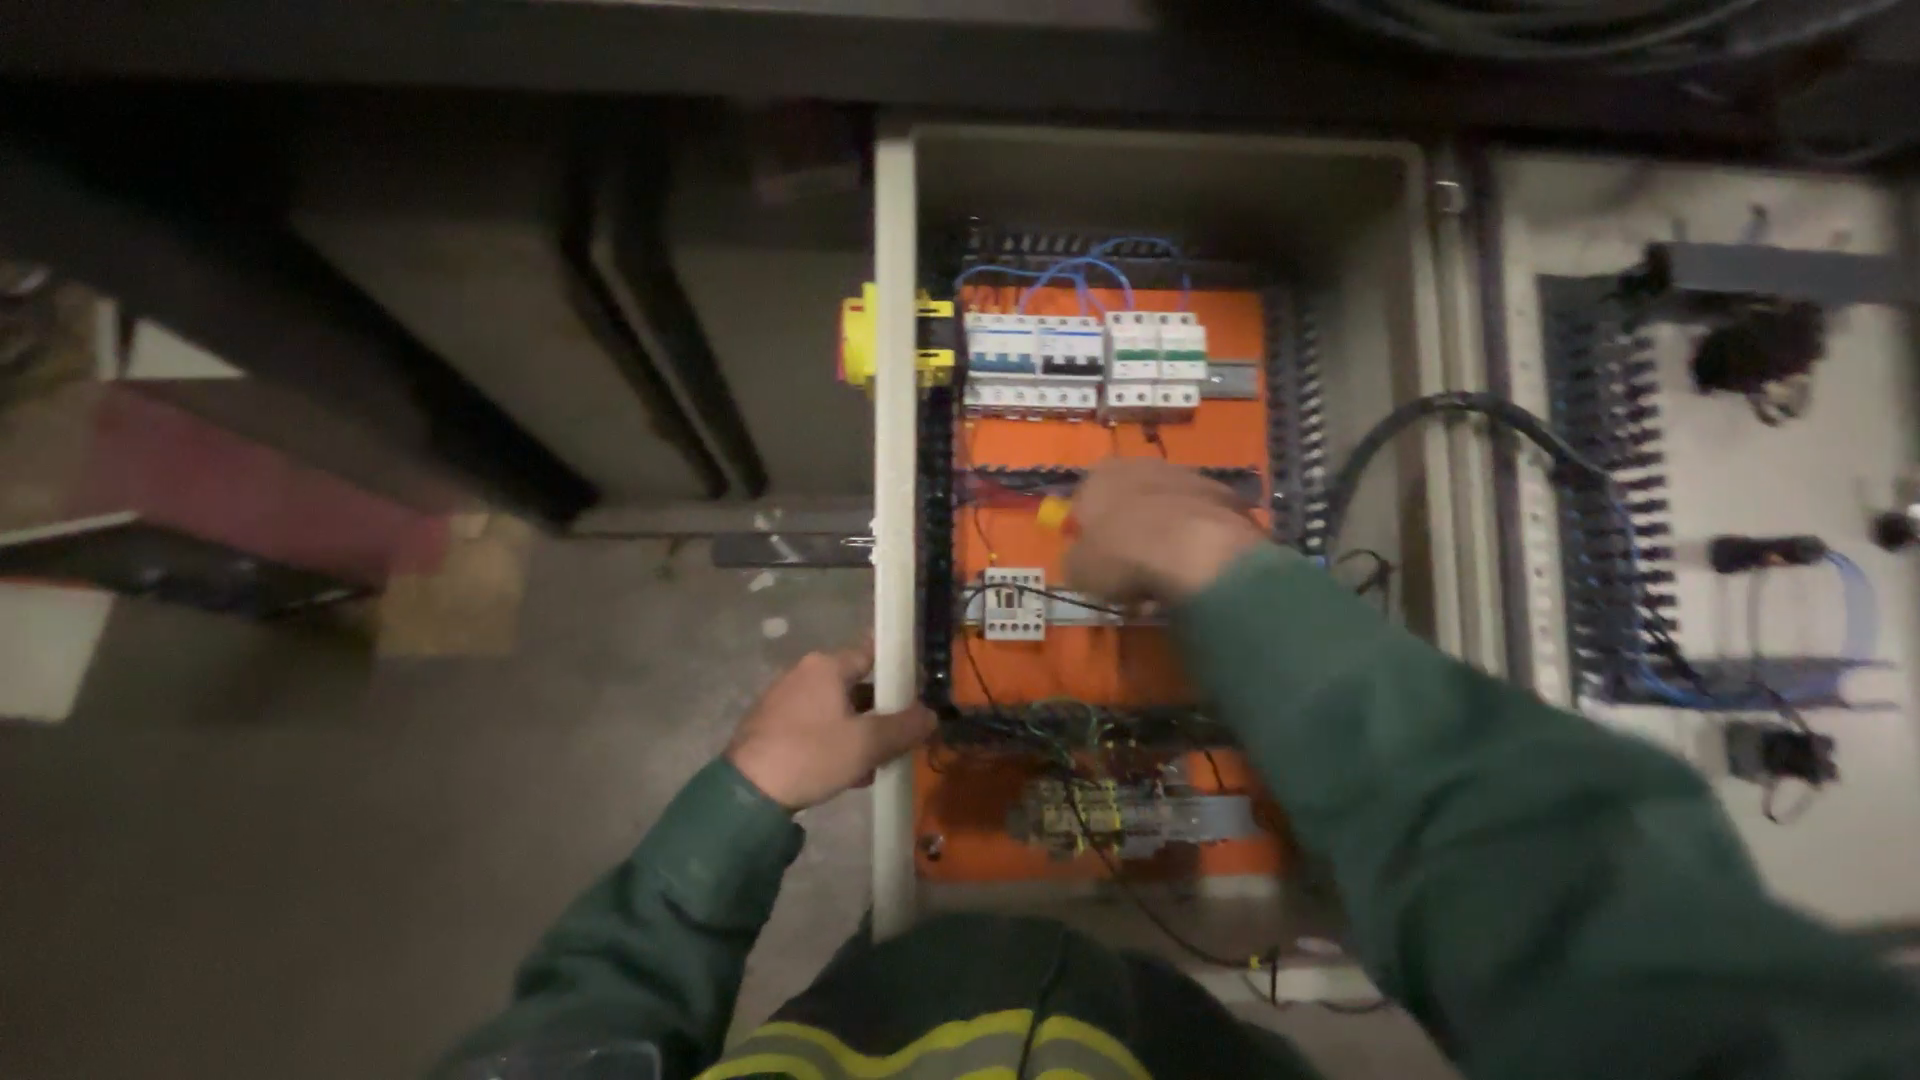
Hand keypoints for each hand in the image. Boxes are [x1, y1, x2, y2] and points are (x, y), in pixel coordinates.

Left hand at [726, 639, 935, 810]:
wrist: (747, 793)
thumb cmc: (812, 755)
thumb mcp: (867, 744)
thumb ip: (905, 727)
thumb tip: (931, 715)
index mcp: (825, 666)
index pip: (871, 652)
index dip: (898, 668)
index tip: (919, 687)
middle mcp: (803, 674)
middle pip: (855, 685)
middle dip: (880, 712)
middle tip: (901, 737)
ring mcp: (783, 700)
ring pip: (836, 710)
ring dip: (859, 732)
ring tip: (876, 764)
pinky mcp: (771, 726)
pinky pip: (815, 726)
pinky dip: (834, 742)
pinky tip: (846, 772)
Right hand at [1065, 457, 1266, 603]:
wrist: (1195, 549)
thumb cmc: (1122, 554)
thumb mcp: (1078, 570)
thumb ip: (1076, 560)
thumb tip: (1083, 562)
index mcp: (1100, 474)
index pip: (1084, 501)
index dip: (1088, 534)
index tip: (1095, 562)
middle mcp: (1143, 464)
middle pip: (1129, 501)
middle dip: (1129, 532)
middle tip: (1130, 571)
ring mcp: (1189, 476)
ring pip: (1167, 510)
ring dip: (1165, 536)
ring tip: (1166, 577)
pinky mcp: (1226, 495)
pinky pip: (1200, 523)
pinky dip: (1196, 542)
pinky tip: (1195, 570)